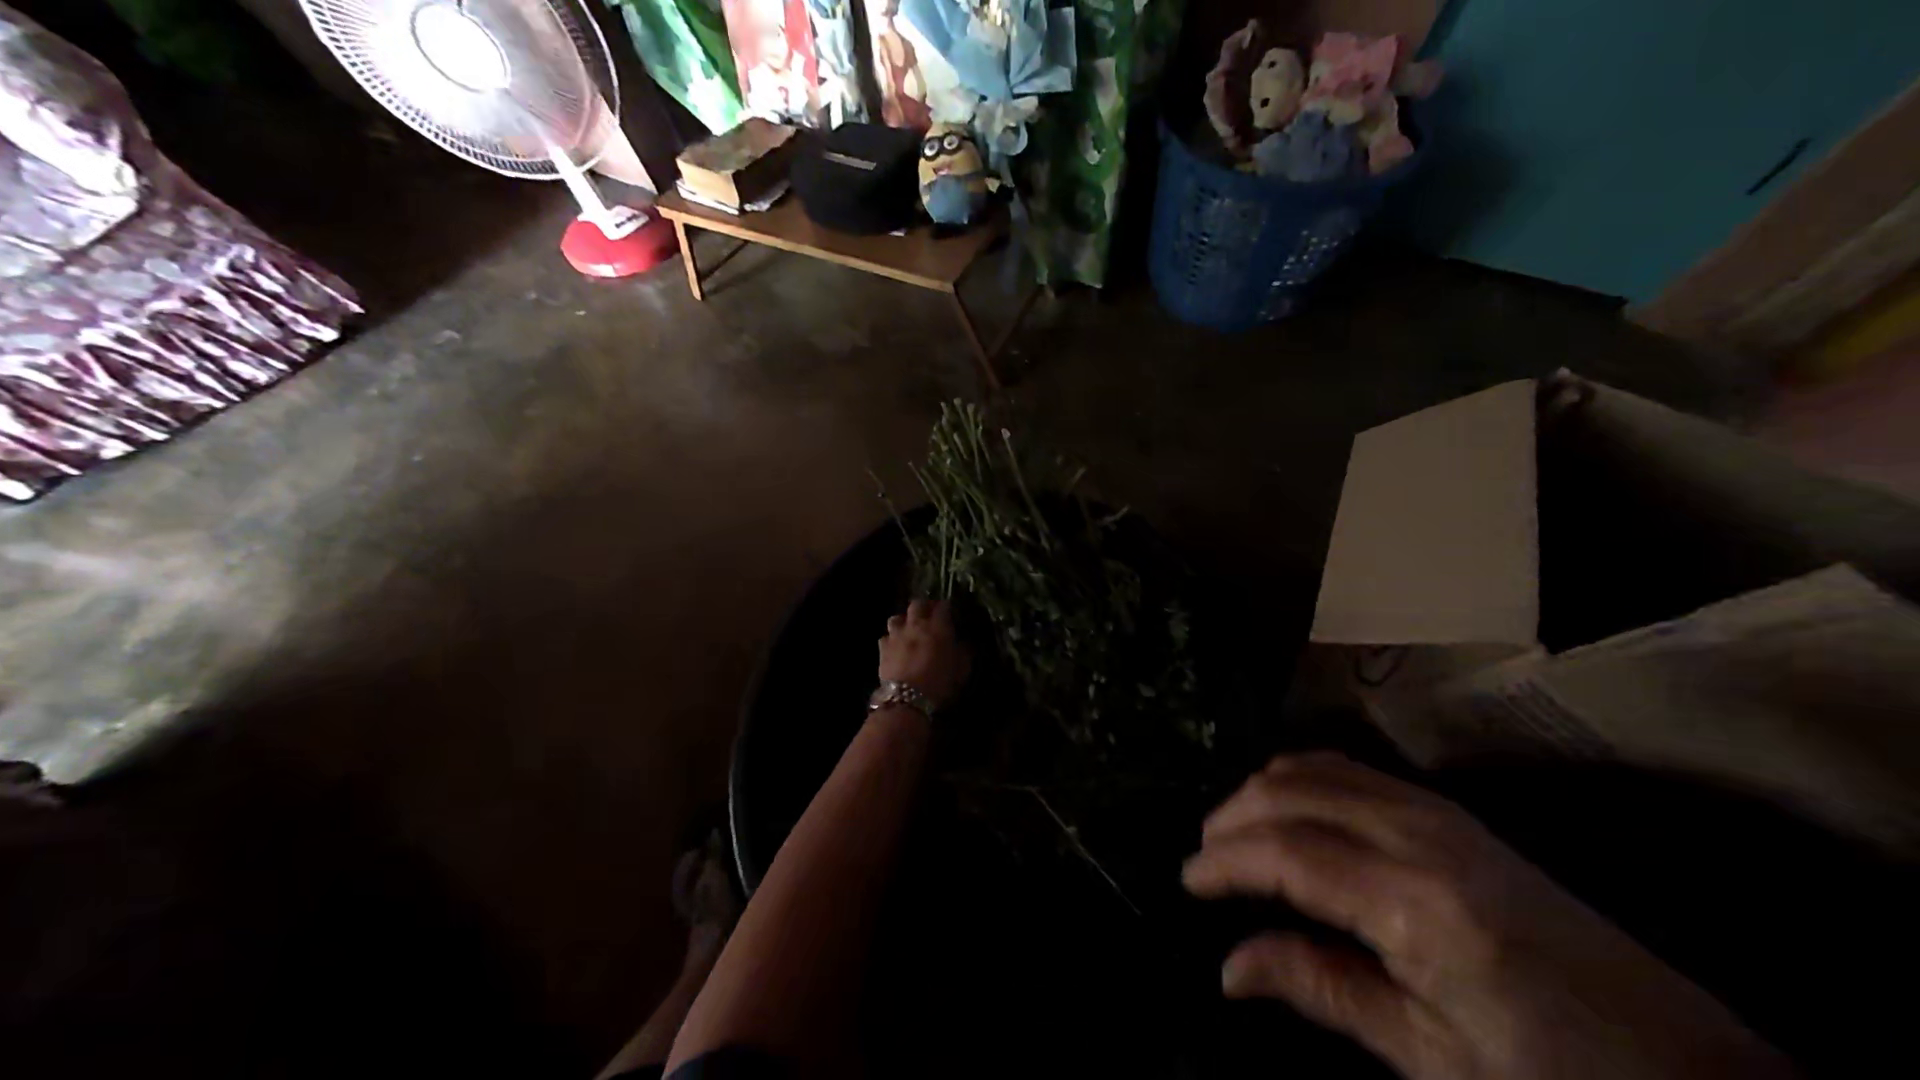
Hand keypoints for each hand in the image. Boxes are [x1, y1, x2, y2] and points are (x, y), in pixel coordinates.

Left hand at [877, 599, 969, 710]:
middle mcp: (915, 625)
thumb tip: (962, 641)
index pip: (943, 606)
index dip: (946, 607)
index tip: (950, 612)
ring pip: (897, 617)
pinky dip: (891, 639)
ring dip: (904, 621)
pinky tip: (895, 647)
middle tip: (929, 615)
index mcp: (938, 626)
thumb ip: (963, 650)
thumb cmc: (940, 682)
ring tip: (909, 629)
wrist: (907, 698)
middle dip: (924, 607)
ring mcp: (896, 635)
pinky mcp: (882, 648)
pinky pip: (886, 636)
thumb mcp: (962, 668)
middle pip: (917, 604)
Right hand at [1184, 754, 1793, 1079]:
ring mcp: (1439, 812)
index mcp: (1416, 902)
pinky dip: (1303, 781)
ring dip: (1264, 794)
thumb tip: (1229, 968)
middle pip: (1293, 792)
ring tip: (1238, 836)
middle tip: (1205, 859)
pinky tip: (1292, 814)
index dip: (1225, 860)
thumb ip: (1322, 989)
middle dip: (1233, 817)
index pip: (1287, 852)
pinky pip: (1351, 770)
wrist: (1692, 1067)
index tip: (1186, 879)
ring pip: (1318, 767)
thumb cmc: (1555, 1077)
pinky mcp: (1452, 813)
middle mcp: (1421, 833)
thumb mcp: (1434, 1057)